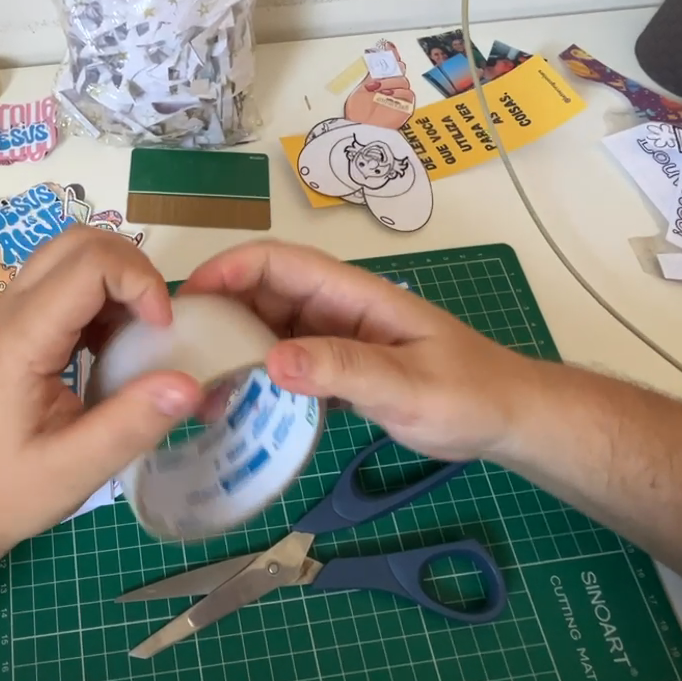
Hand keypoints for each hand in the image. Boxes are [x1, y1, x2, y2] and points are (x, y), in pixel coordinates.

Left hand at [0, 227, 201, 562]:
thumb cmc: (3, 491)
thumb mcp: (74, 470)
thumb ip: (132, 424)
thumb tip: (191, 383)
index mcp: (22, 337)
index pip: (90, 263)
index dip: (138, 281)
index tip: (163, 329)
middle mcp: (11, 309)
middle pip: (79, 242)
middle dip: (131, 267)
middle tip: (157, 320)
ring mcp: (10, 313)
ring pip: (70, 254)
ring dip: (116, 279)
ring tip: (140, 332)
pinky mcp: (16, 326)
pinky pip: (64, 282)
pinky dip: (100, 296)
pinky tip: (113, 345)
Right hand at [179, 240, 540, 462]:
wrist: (505, 418)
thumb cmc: (467, 392)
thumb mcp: (410, 385)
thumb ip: (344, 370)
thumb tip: (271, 360)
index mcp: (350, 293)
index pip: (279, 262)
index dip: (229, 269)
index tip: (188, 299)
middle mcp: (332, 306)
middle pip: (261, 290)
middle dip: (216, 308)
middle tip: (177, 348)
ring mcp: (330, 335)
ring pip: (264, 324)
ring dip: (228, 343)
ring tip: (195, 379)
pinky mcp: (331, 364)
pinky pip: (279, 357)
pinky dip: (250, 370)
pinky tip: (230, 397)